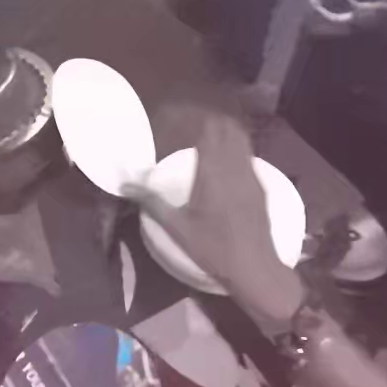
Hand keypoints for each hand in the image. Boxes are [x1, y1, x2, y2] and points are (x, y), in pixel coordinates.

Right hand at [130, 115, 304, 331]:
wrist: (255, 269)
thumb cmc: (213, 249)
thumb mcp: (176, 227)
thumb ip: (151, 201)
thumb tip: (125, 184)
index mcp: (213, 171)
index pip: (204, 127)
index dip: (187, 117)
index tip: (168, 119)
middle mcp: (235, 166)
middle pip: (225, 126)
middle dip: (204, 119)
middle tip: (183, 125)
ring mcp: (252, 174)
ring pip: (240, 137)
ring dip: (221, 131)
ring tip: (200, 138)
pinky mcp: (260, 185)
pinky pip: (246, 153)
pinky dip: (231, 147)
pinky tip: (218, 163)